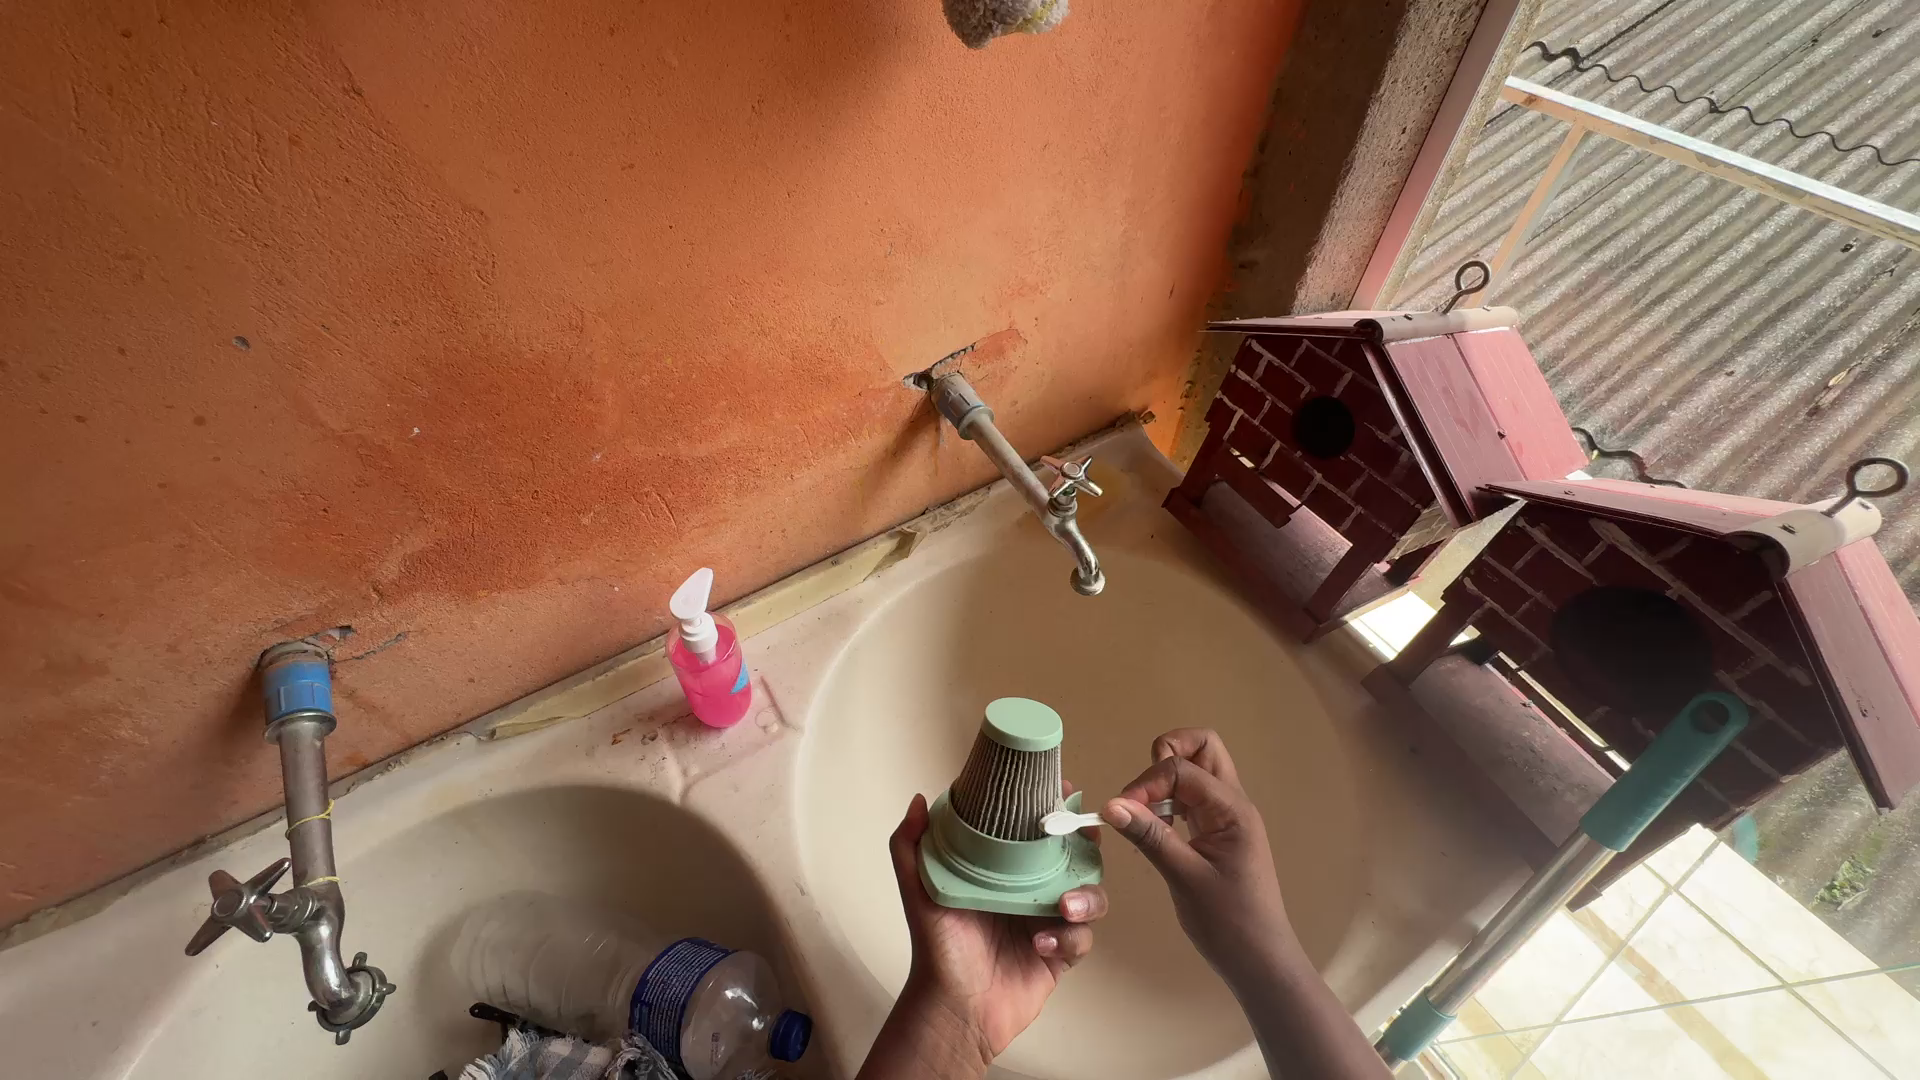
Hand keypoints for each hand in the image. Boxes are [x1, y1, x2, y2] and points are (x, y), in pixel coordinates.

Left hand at [860, 789, 1107, 1078]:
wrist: (953, 1007)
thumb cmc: (936, 943)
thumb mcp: (918, 888)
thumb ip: (910, 844)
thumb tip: (919, 799)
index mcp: (1005, 868)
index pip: (1035, 830)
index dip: (1054, 808)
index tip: (1065, 787)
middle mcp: (1032, 889)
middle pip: (1074, 857)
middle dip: (1086, 845)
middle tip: (1087, 837)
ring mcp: (1050, 921)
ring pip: (1089, 897)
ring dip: (1086, 897)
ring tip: (1065, 905)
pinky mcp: (1060, 954)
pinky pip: (1081, 939)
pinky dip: (1068, 938)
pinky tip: (1040, 943)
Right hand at [1100, 728, 1291, 983]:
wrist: (1260, 963)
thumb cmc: (1229, 923)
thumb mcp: (1185, 878)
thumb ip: (1149, 836)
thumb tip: (1110, 804)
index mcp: (1232, 809)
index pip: (1183, 768)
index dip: (1148, 782)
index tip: (1122, 809)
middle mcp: (1232, 802)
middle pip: (1203, 746)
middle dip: (1168, 752)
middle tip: (1144, 789)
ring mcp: (1226, 815)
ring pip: (1198, 766)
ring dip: (1167, 775)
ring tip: (1146, 809)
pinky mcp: (1216, 829)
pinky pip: (1192, 793)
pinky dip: (1169, 796)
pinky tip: (1155, 823)